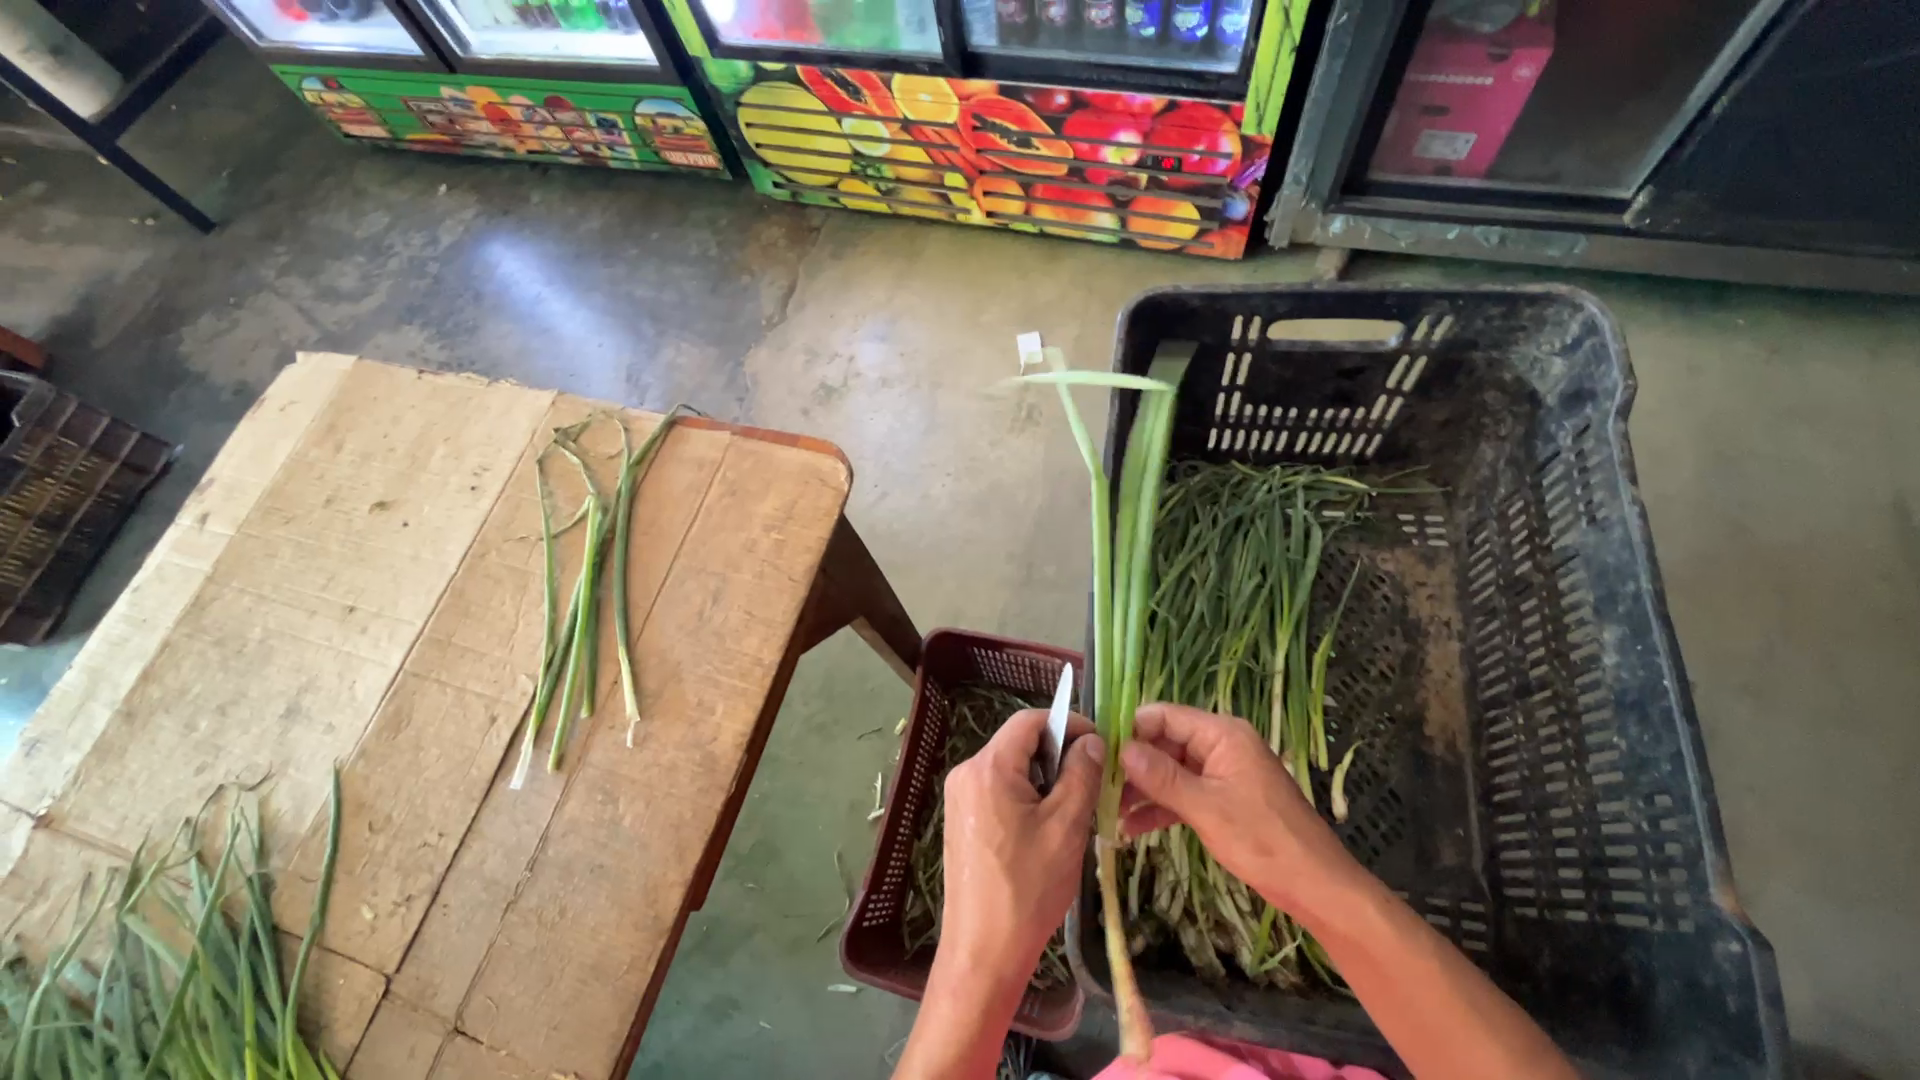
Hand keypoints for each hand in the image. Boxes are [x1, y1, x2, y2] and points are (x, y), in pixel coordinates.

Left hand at [939, 708, 1102, 976]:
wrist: (983, 951)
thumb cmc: (1028, 888)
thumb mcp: (1066, 827)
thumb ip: (1082, 774)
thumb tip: (1093, 741)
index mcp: (988, 768)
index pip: (1029, 720)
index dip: (1068, 724)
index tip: (1099, 744)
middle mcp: (966, 773)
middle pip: (1018, 743)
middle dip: (1058, 754)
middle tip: (1092, 780)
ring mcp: (959, 798)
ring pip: (1011, 768)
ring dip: (1045, 778)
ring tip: (1074, 809)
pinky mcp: (962, 821)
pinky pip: (999, 791)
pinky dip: (1027, 796)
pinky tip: (1048, 828)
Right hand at [1119, 703, 1367, 919]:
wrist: (1315, 885)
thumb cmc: (1263, 841)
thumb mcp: (1205, 808)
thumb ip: (1162, 777)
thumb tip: (1121, 749)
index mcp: (1223, 734)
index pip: (1164, 716)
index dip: (1130, 730)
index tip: (1096, 752)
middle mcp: (1221, 745)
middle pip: (1165, 743)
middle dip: (1132, 764)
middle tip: (1096, 786)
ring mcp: (1223, 773)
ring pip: (1171, 771)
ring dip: (1142, 790)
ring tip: (1107, 811)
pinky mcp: (1223, 799)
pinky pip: (1184, 793)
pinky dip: (1161, 808)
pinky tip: (1131, 828)